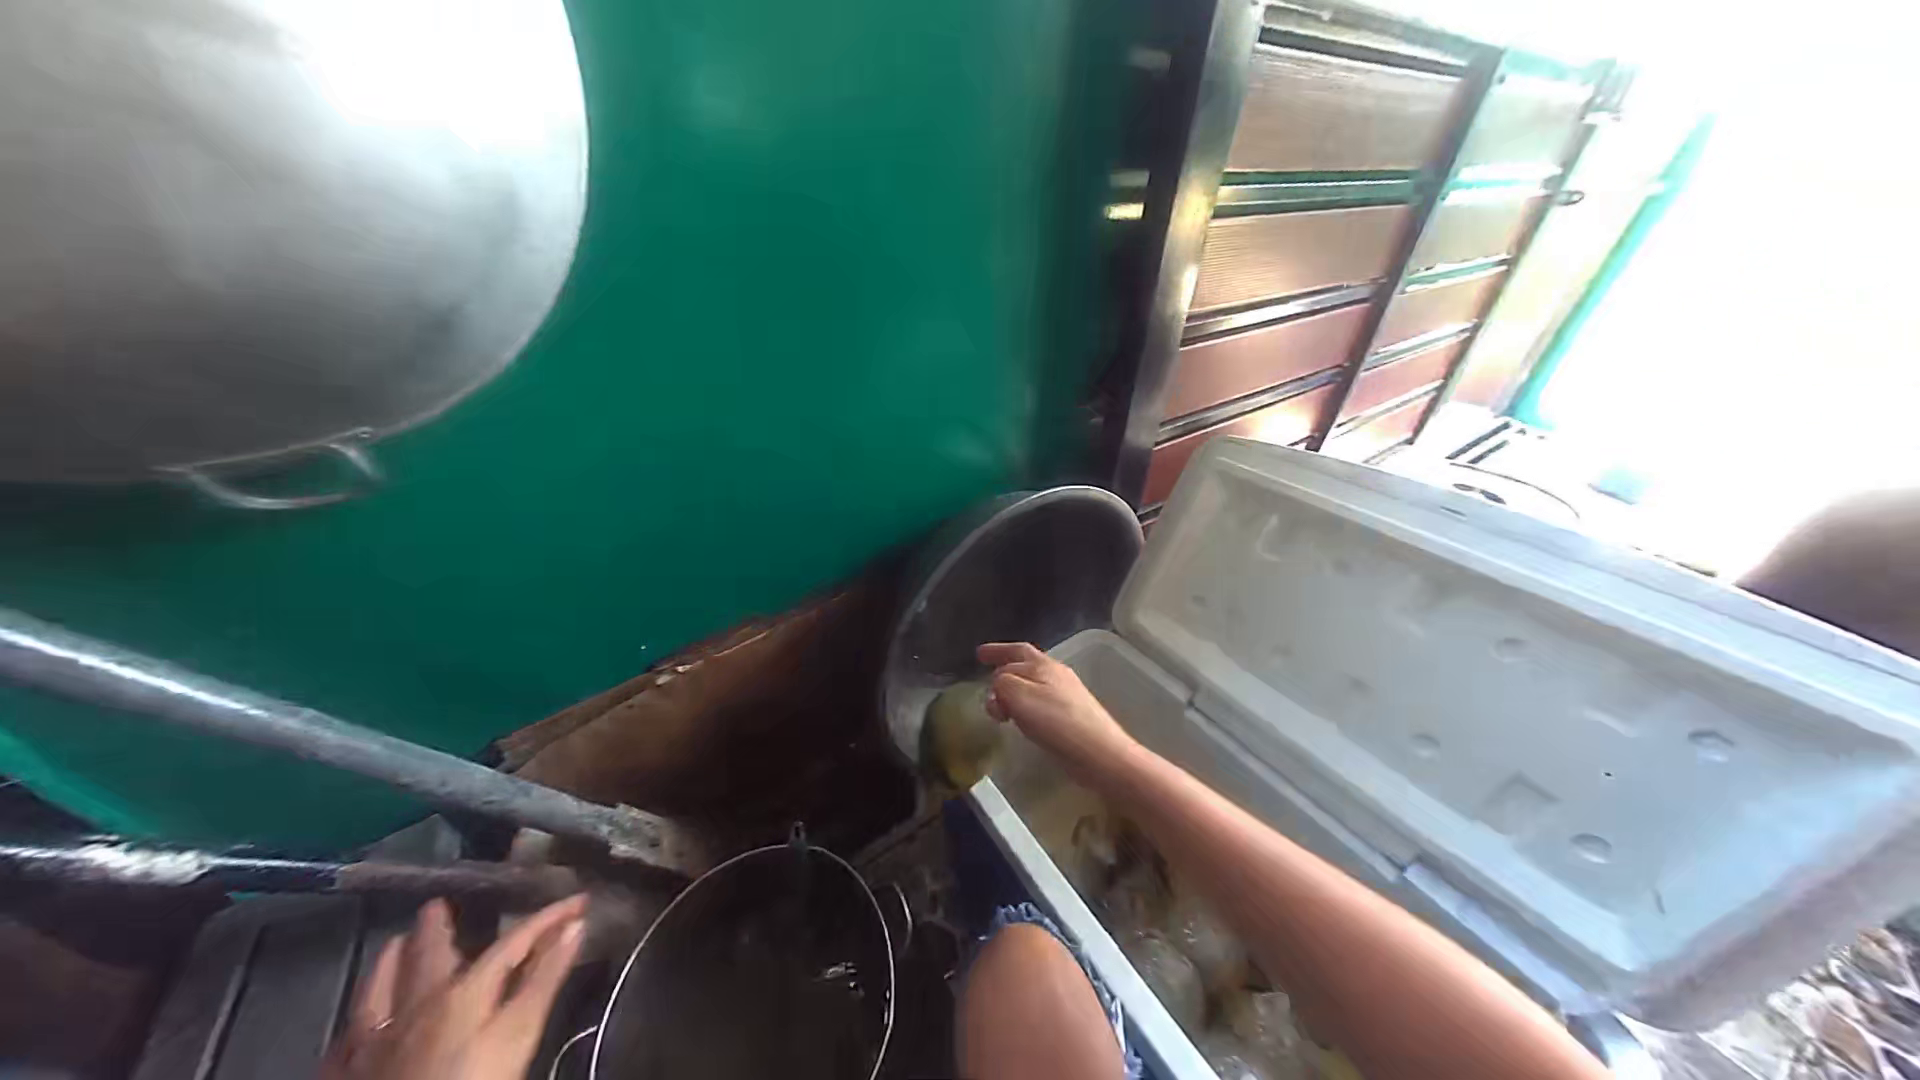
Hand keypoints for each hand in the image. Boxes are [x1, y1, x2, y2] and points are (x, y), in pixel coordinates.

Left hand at [320, 894, 586, 1079]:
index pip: (513, 941)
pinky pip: (343, 1044)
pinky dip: (350, 1027)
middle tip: (436, 904)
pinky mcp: (347, 1076)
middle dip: (437, 929)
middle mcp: (416, 1005)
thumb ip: (544, 979)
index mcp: (463, 990)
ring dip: (387, 965)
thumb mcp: (519, 1032)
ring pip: (378, 993)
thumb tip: (576, 925)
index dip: (548, 917)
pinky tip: (349, 1027)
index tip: (578, 902)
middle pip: (430, 957)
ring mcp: (374, 1043)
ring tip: (392, 944)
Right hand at [977, 642, 1139, 784]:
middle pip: (1025, 664)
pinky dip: (1024, 705)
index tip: (978, 654)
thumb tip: (998, 684)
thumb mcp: (1018, 695)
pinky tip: (1021, 720)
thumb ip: (1002, 684)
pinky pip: (1040, 702)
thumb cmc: (1055, 720)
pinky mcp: (1070, 716)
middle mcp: (1056, 674)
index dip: (997, 651)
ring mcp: (1066, 695)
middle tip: (986, 676)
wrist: (1098, 752)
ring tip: (998, 704)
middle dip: (1004, 668)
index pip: (1016, 651)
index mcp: (1043, 665)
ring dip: (1012, 689)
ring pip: (1032, 684)